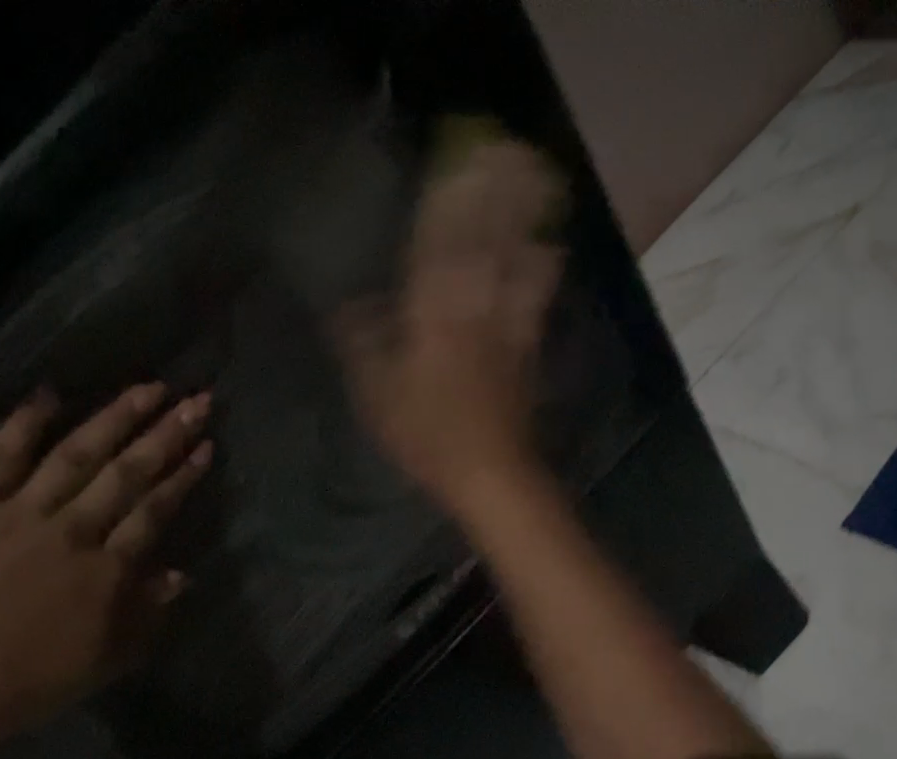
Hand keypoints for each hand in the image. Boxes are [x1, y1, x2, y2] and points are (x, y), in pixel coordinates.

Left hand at [0, 384, 213, 758]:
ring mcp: (13, 515)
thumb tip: (181, 573)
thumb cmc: (26, 687)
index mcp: (104, 573)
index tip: (205, 445)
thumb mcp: (103, 662)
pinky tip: (50, 394)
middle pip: (124, 475)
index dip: (182, 477)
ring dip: (114, 419)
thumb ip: (145, 615)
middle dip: (164, 434)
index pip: (152, 512)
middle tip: (195, 399)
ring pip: (74, 456)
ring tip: (146, 387)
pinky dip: (22, 424)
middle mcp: (68, 533)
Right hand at [337, 139, 564, 509]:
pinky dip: (543, 267)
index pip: (438, 244)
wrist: (492, 474)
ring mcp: (507, 324)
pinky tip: (551, 247)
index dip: (449, 199)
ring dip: (524, 217)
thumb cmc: (428, 436)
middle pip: (486, 239)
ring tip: (533, 176)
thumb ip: (362, 344)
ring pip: (516, 258)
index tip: (457, 158)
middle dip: (495, 192)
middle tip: (507, 147)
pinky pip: (537, 297)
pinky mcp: (528, 344)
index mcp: (431, 314)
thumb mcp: (377, 394)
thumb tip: (346, 306)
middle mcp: (473, 307)